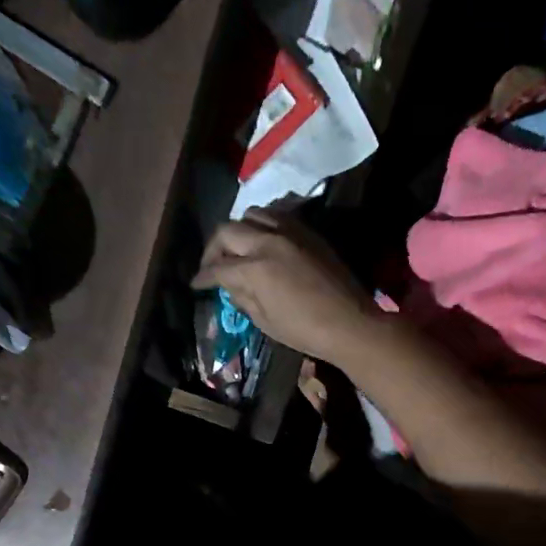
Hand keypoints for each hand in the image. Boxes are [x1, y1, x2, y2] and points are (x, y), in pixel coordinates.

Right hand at [191, 209, 384, 366]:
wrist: (349, 321)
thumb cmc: (305, 331)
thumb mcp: (266, 322)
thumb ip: (244, 298)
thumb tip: (231, 286)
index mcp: (255, 269)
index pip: (218, 267)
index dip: (203, 276)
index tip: (195, 283)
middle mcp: (268, 241)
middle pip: (228, 231)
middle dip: (213, 248)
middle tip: (212, 265)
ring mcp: (289, 231)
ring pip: (252, 214)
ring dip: (238, 229)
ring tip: (237, 247)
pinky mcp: (307, 231)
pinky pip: (276, 215)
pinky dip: (262, 223)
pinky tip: (261, 239)